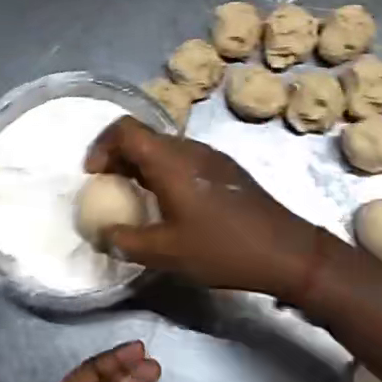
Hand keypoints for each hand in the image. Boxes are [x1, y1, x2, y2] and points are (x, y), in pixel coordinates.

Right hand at [84, 116, 336, 299]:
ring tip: (135, 197)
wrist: (286, 250)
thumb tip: (103, 233)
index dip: (101, 146)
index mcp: (171, 160)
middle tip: (108, 187)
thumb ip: (126, 241)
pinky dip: (164, 172)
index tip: (94, 175)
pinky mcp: (226, 169)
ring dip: (142, 166)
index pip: (125, 129)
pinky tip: (169, 204)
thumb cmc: (222, 248)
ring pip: (165, 147)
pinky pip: (184, 159)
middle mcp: (190, 149)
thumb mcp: (165, 252)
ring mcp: (212, 156)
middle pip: (144, 136)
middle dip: (119, 157)